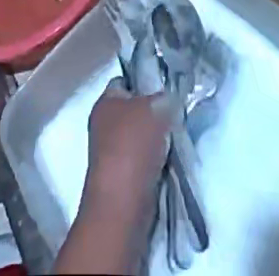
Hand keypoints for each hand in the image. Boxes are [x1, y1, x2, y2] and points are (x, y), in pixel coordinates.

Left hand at [81, 80, 174, 206]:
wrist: (123, 200)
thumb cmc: (134, 144)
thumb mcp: (157, 106)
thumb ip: (165, 96)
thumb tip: (169, 99)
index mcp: (105, 101)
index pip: (124, 80)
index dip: (144, 78)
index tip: (166, 83)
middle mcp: (103, 123)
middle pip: (134, 107)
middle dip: (155, 108)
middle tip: (175, 108)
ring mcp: (110, 150)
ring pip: (141, 133)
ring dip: (158, 134)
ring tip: (175, 133)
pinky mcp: (121, 174)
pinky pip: (143, 155)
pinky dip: (156, 155)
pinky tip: (169, 154)